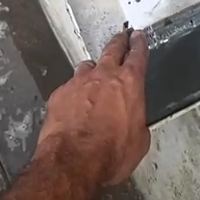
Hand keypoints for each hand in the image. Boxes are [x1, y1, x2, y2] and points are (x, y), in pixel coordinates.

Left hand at [35, 27, 150, 191]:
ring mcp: (79, 82)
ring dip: (93, 69)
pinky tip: (73, 105)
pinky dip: (74, 93)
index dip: (139, 44)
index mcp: (129, 83)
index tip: (138, 37)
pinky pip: (69, 87)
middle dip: (118, 42)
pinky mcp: (60, 94)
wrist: (73, 162)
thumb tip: (134, 123)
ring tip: (94, 75)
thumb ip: (138, 122)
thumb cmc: (110, 154)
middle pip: (112, 49)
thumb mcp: (139, 141)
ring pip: (88, 66)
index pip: (137, 55)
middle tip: (121, 37)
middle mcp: (104, 76)